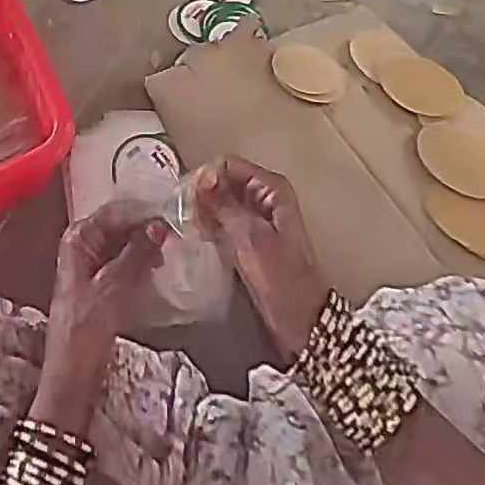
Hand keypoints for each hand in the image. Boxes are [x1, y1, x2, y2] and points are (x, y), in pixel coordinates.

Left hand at [31, 200, 167, 434]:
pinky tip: (158, 265)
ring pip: (124, 243)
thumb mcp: (114, 286)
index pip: (116, 211)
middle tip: (177, 230)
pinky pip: (124, 261)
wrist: (72, 376)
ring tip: (171, 248)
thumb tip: (159, 224)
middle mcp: (82, 244)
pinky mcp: (101, 283)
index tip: (173, 212)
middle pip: (120, 225)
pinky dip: (141, 260)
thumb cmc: (87, 328)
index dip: (143, 211)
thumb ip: (137, 252)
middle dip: (146, 227)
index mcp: (78, 238)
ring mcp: (91, 263)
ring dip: (146, 245)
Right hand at [195, 157, 330, 357]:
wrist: (301, 320)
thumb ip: (224, 205)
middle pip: (224, 181)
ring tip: (187, 225)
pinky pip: (223, 220)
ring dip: (203, 210)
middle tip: (183, 213)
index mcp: (272, 188)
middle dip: (203, 193)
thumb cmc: (281, 277)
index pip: (229, 165)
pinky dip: (209, 224)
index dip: (207, 177)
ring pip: (221, 201)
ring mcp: (257, 217)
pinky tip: (196, 235)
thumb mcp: (250, 237)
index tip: (188, 197)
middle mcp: (265, 196)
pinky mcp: (249, 237)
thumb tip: (201, 178)